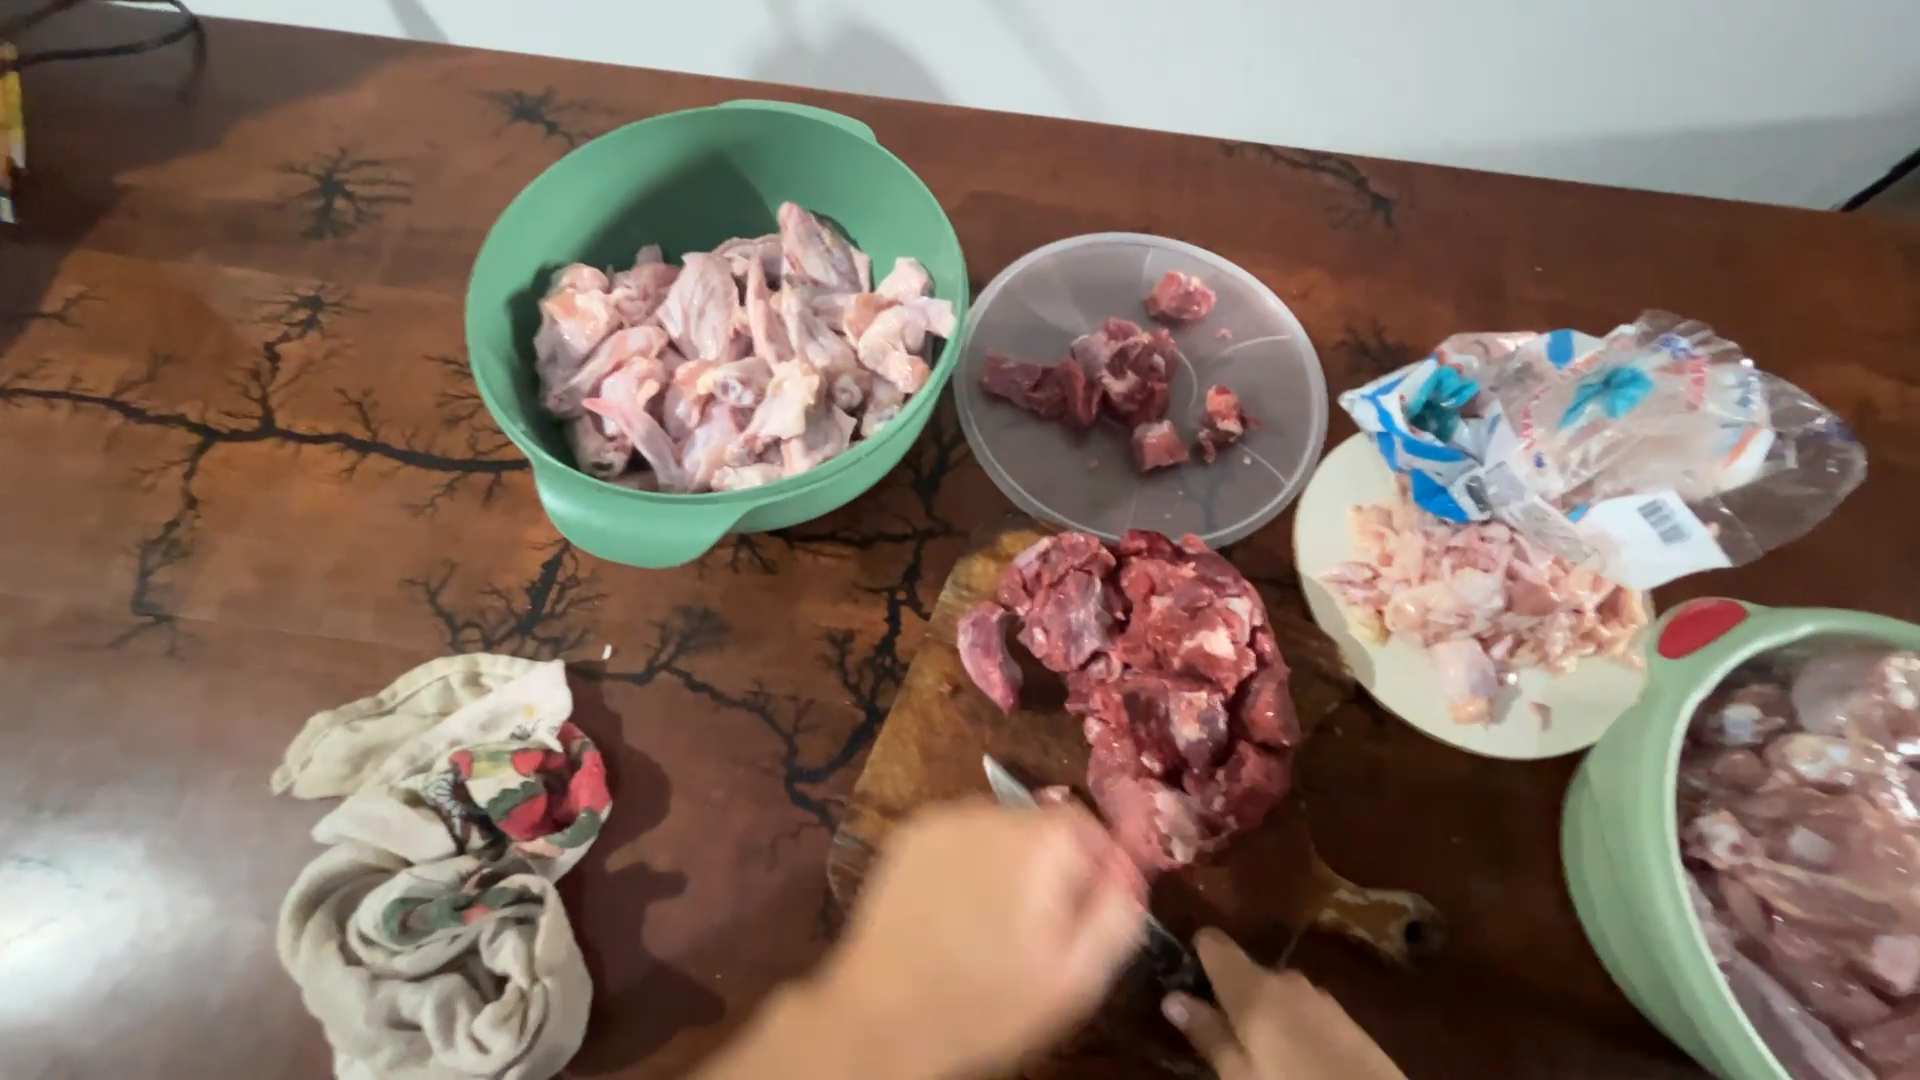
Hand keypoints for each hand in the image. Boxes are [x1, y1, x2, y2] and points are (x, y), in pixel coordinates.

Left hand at [815, 799, 1146, 1079]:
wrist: (884, 1012)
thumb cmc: (988, 1001)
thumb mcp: (1075, 975)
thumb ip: (1116, 912)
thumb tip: (1133, 869)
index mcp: (1037, 839)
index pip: (1085, 823)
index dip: (1093, 862)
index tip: (1086, 905)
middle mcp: (990, 810)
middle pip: (1040, 822)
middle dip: (1049, 862)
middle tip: (1039, 921)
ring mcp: (944, 817)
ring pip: (997, 827)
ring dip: (1006, 859)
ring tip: (991, 918)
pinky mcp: (909, 831)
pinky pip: (957, 834)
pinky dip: (966, 859)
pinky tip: (955, 906)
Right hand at [1163, 930, 1405, 1079]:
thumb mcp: (1241, 1077)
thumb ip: (1207, 1033)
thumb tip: (1171, 996)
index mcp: (1251, 985)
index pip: (1211, 941)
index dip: (1195, 955)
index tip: (1186, 981)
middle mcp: (1283, 978)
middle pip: (1243, 970)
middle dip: (1230, 996)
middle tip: (1222, 1035)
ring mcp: (1319, 996)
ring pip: (1274, 993)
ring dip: (1263, 1014)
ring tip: (1261, 1054)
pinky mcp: (1345, 1019)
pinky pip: (1303, 1010)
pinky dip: (1292, 1027)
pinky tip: (1298, 1063)